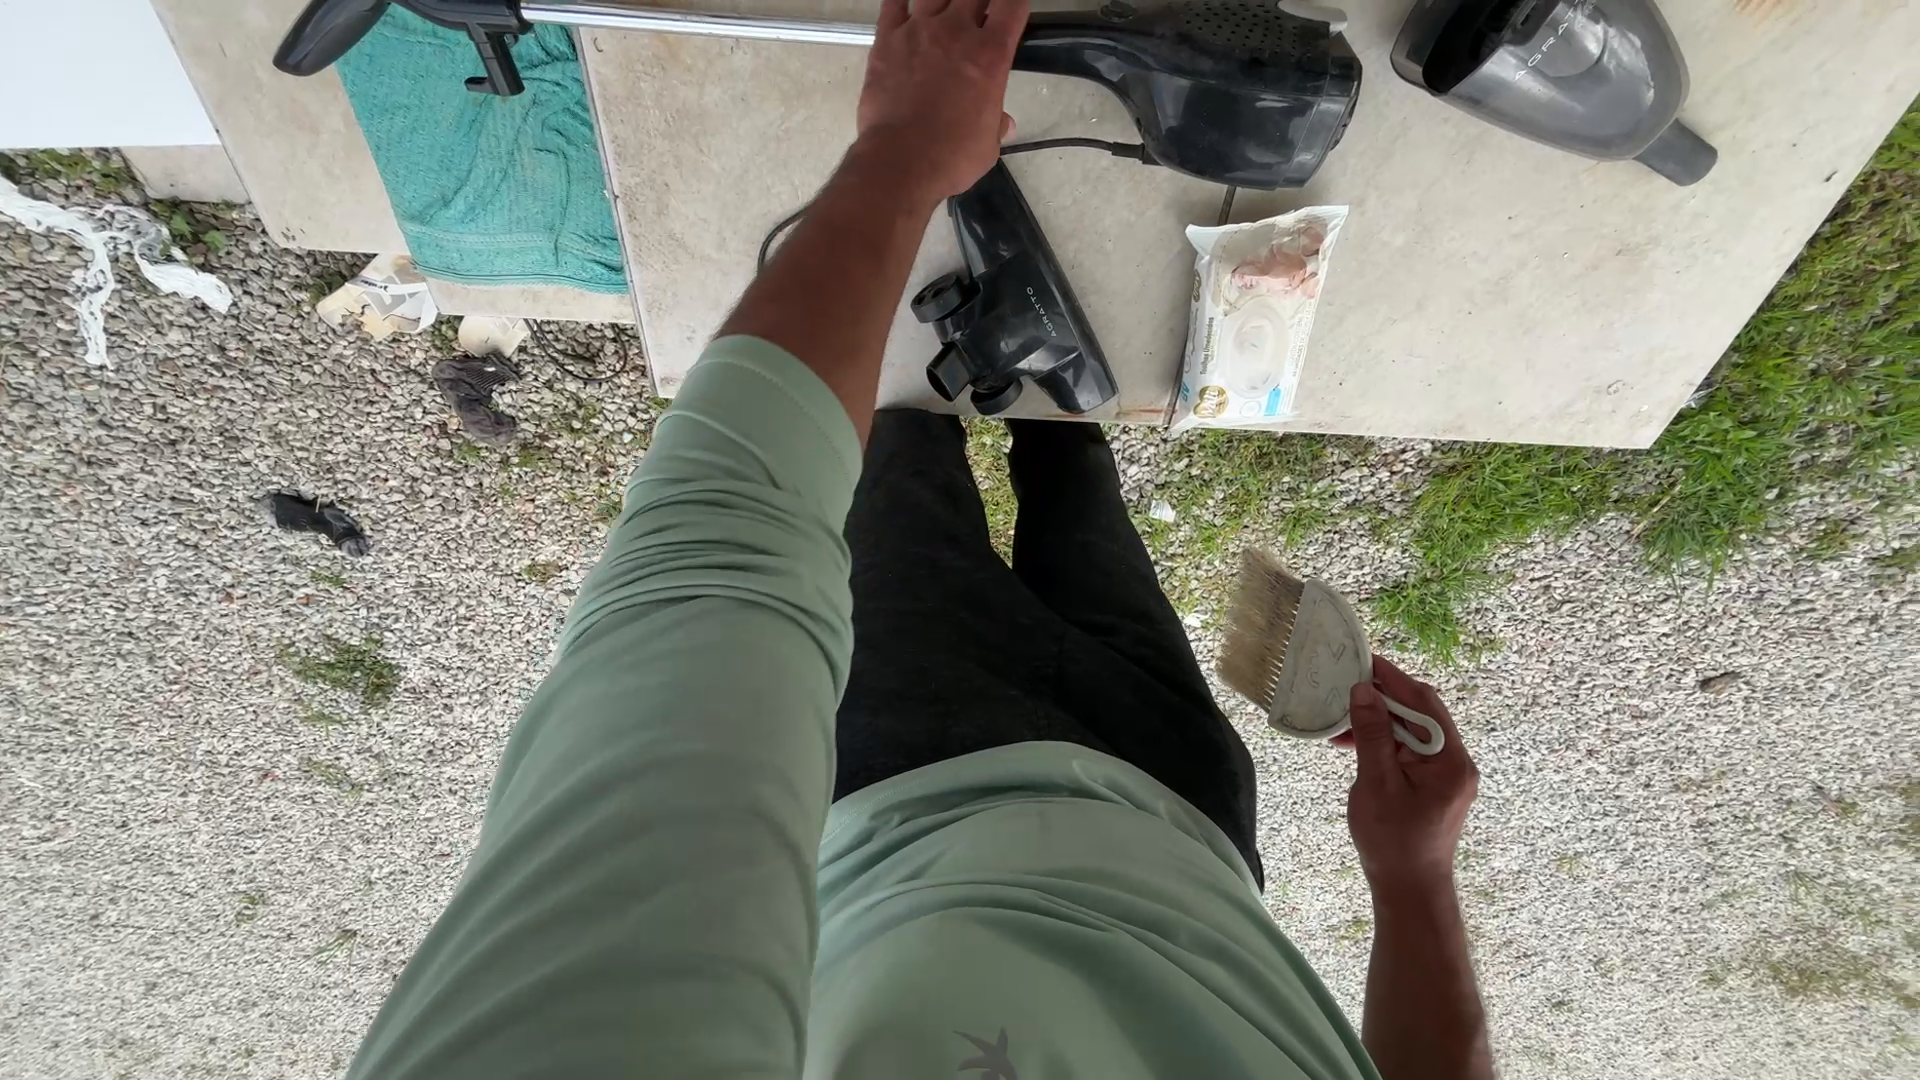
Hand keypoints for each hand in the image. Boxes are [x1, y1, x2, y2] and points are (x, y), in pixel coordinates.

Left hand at [855, 0, 1029, 199]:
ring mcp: (919, 31)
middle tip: (978, 15)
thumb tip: (1003, 124)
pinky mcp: (887, 40)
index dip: (1015, 4)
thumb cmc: (949, 157)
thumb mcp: (987, 147)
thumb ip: (995, 126)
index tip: (1012, 13)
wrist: (902, 161)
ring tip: (947, 13)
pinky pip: (894, 1)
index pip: (1012, 5)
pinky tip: (907, 8)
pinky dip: (902, 0)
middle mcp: (956, 32)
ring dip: (945, 0)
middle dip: (981, 2)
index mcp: (990, 56)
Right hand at [1344, 656, 1477, 897]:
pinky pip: (1405, 749)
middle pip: (1420, 714)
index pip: (1424, 704)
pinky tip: (1350, 742)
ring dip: (1376, 720)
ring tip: (1341, 718)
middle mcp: (1454, 763)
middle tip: (1346, 682)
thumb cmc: (1393, 838)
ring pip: (1410, 731)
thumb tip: (1364, 690)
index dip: (1394, 679)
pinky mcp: (1429, 784)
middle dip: (1383, 696)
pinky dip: (1379, 740)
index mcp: (1450, 761)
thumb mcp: (1377, 782)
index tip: (1364, 660)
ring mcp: (1444, 774)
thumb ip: (1372, 734)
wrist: (1408, 887)